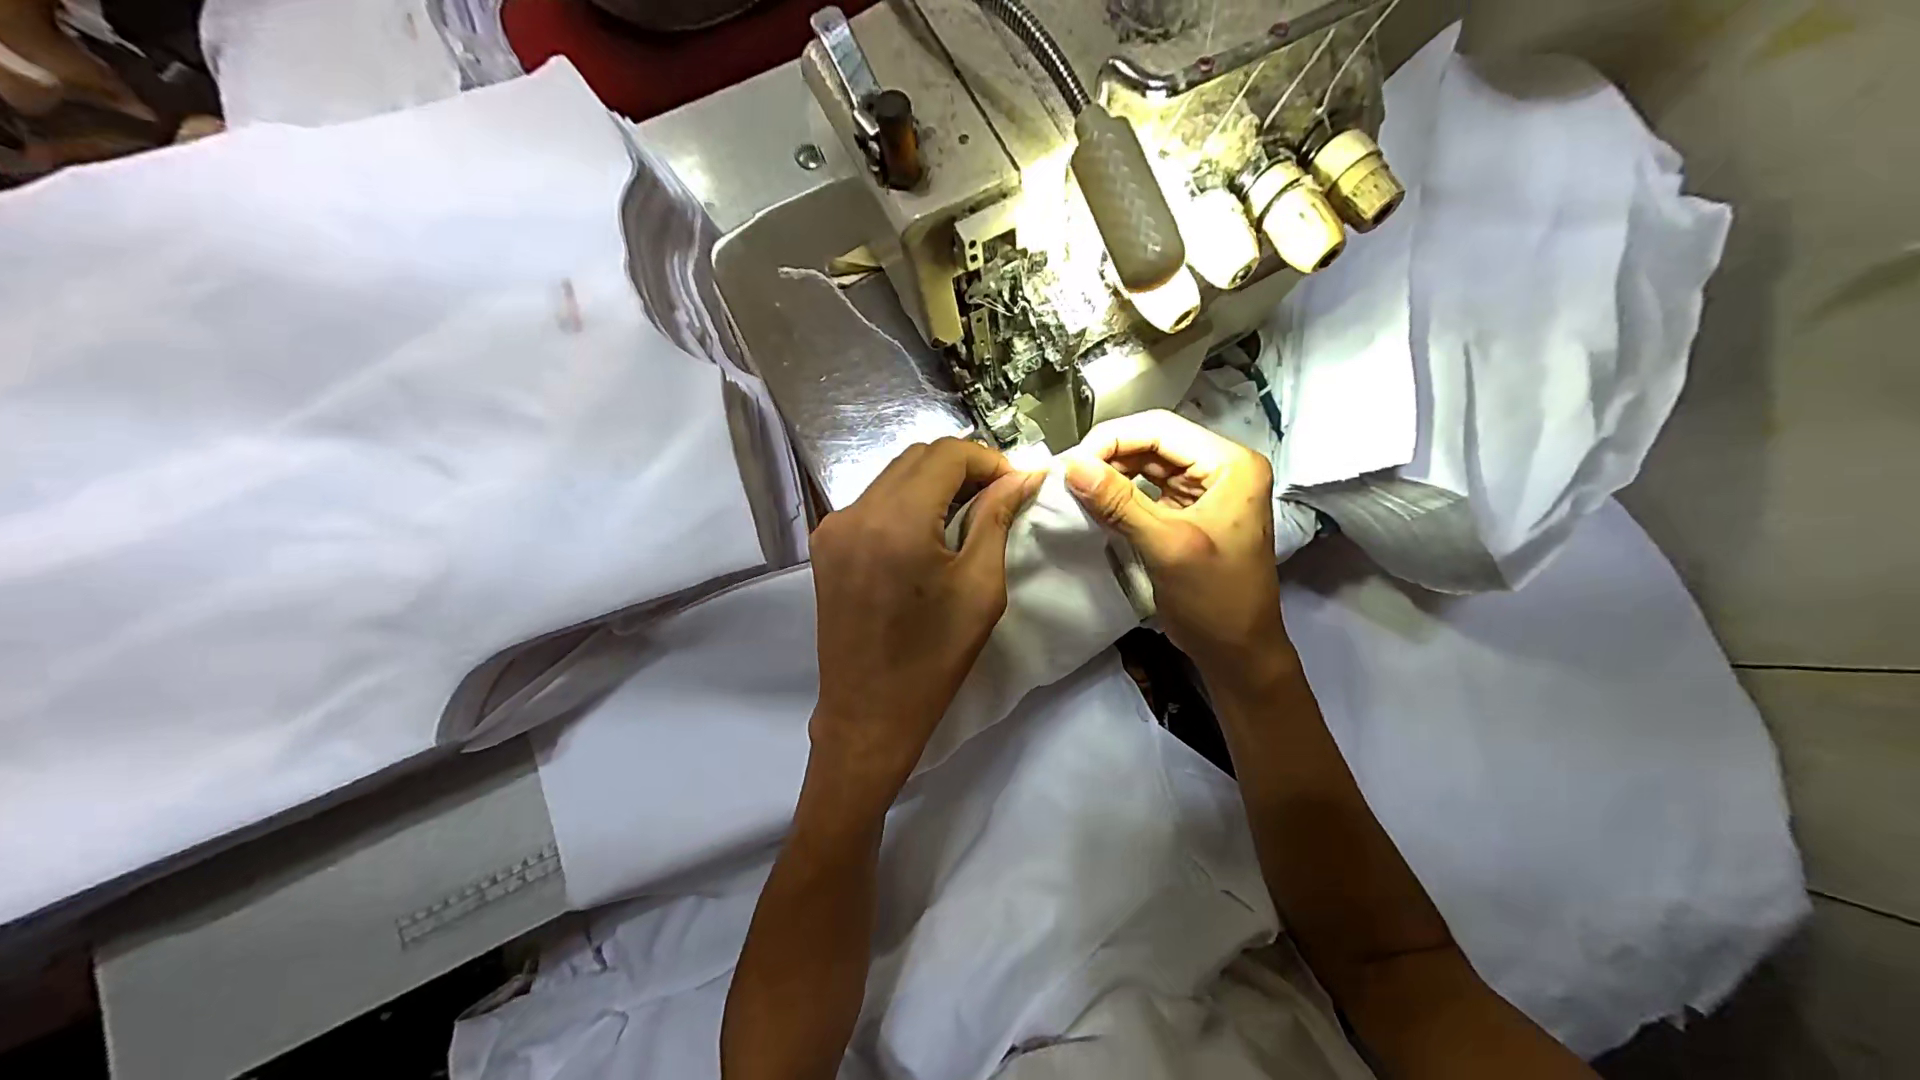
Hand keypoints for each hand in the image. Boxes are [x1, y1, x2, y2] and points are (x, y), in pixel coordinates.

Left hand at [809, 438, 1042, 800]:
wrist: (868, 712)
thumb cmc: (934, 658)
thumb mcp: (980, 588)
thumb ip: (996, 519)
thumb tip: (1020, 477)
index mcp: (896, 521)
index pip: (946, 454)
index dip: (988, 460)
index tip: (1016, 482)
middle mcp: (856, 511)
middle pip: (916, 457)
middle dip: (962, 467)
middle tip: (998, 495)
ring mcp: (833, 526)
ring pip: (892, 475)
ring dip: (934, 482)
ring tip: (968, 511)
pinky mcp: (825, 544)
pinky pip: (872, 501)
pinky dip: (906, 502)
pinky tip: (929, 529)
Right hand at [1063, 410, 1284, 676]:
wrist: (1237, 651)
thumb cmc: (1215, 599)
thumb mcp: (1165, 545)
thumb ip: (1118, 502)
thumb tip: (1071, 465)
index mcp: (1230, 465)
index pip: (1161, 429)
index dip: (1113, 438)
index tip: (1072, 462)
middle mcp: (1221, 467)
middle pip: (1154, 443)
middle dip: (1109, 456)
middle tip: (1069, 476)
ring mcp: (1206, 489)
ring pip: (1148, 464)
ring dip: (1112, 474)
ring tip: (1077, 489)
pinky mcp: (1190, 510)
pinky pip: (1149, 489)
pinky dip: (1122, 494)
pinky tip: (1096, 503)